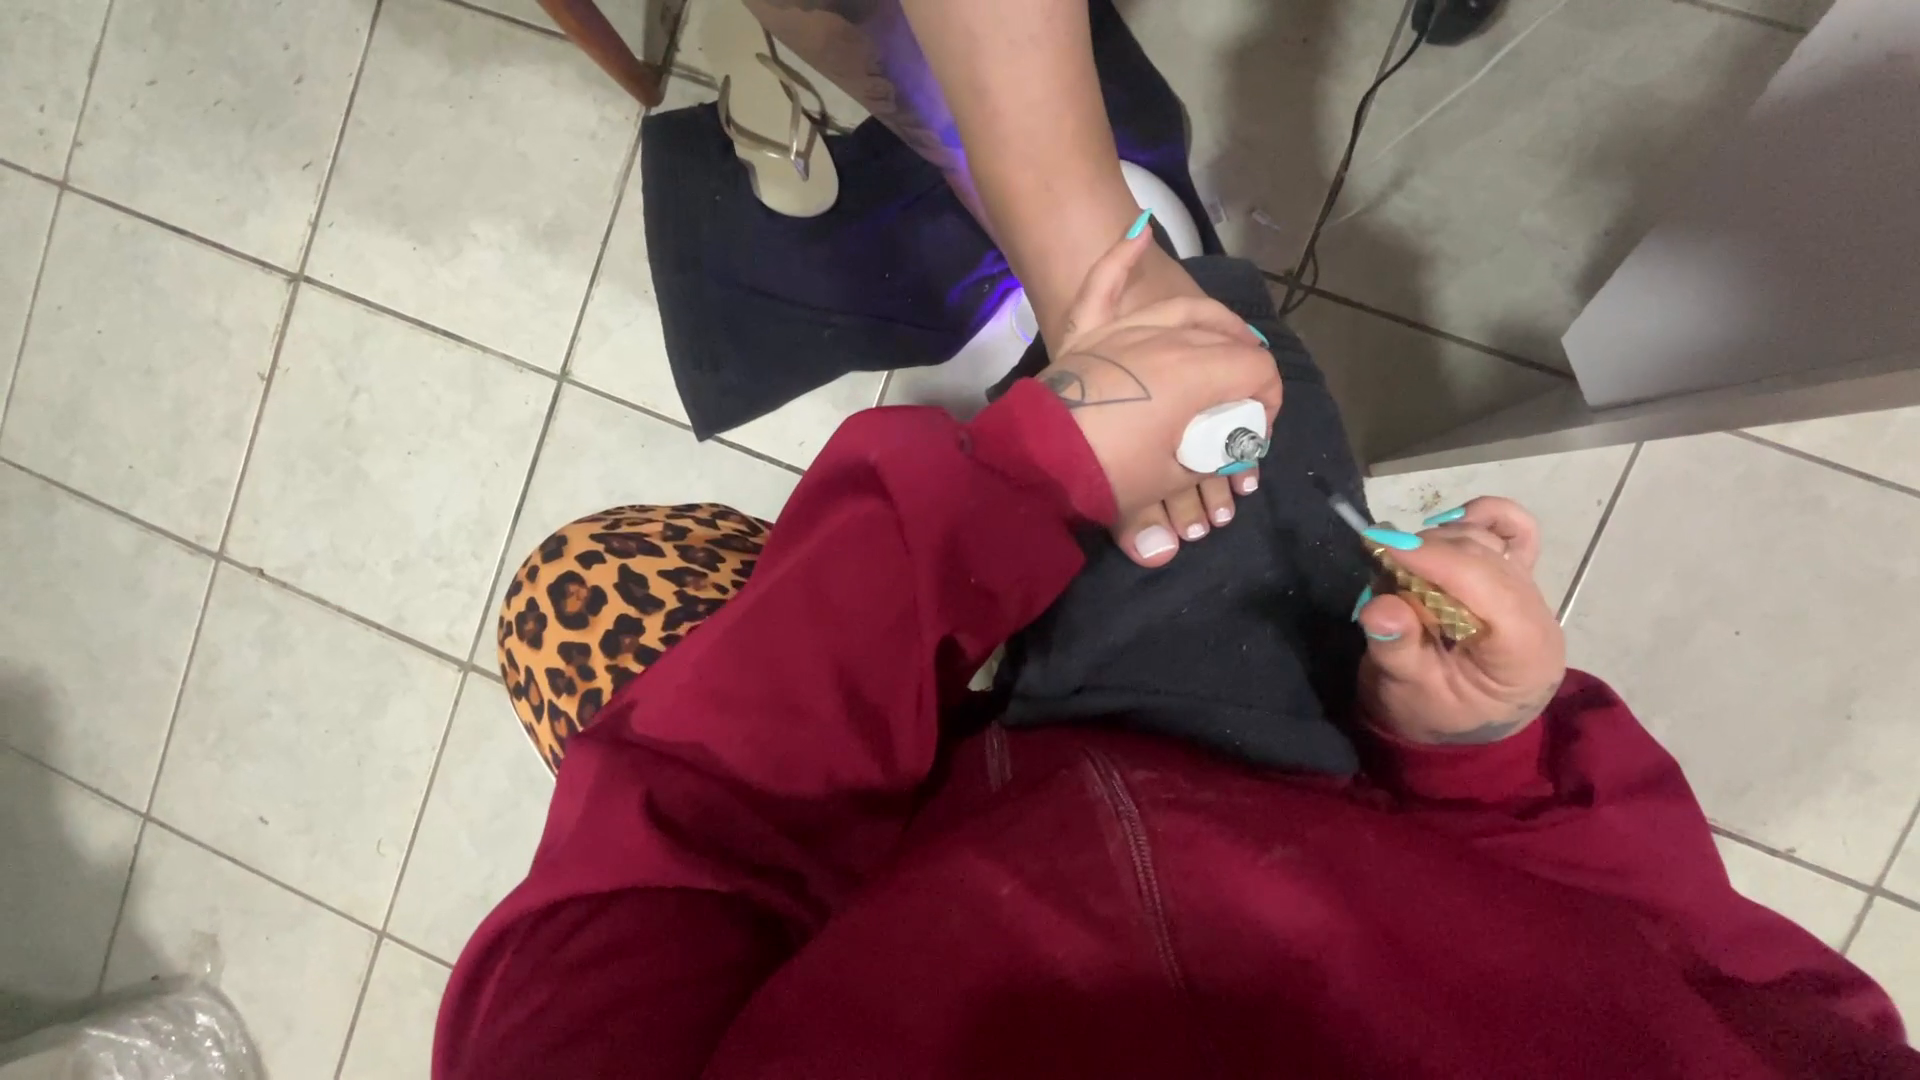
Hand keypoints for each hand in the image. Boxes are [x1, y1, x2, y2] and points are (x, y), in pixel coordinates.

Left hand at [1035, 230, 1281, 524]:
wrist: (1035, 465)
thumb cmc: (1108, 474)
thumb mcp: (1172, 476)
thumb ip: (1214, 454)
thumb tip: (1234, 444)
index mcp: (1197, 374)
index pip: (1257, 369)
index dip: (1268, 400)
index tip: (1254, 432)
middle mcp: (1168, 339)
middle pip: (1226, 339)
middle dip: (1245, 371)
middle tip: (1239, 406)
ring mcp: (1124, 330)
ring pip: (1184, 311)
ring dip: (1216, 322)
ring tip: (1230, 339)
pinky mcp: (1086, 332)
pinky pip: (1105, 283)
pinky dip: (1122, 256)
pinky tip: (1142, 231)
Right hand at [1354, 497, 1566, 744]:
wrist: (1453, 724)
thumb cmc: (1430, 712)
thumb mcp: (1407, 694)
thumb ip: (1397, 650)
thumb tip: (1380, 607)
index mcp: (1524, 652)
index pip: (1485, 585)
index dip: (1433, 558)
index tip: (1378, 544)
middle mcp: (1537, 615)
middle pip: (1482, 556)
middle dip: (1424, 554)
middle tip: (1376, 572)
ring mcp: (1529, 592)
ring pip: (1486, 539)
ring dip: (1436, 543)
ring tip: (1399, 573)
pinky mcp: (1514, 578)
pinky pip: (1514, 529)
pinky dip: (1482, 517)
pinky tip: (1447, 522)